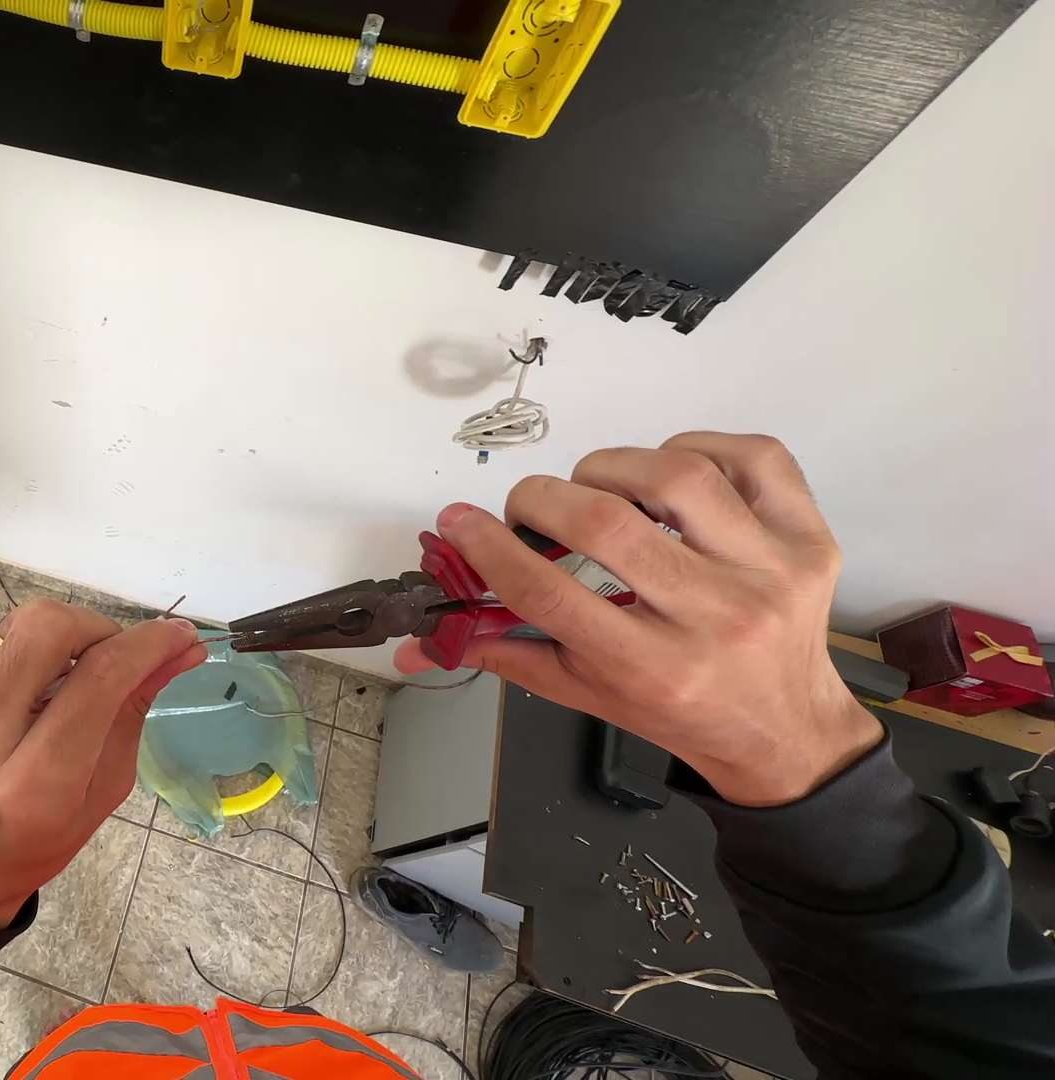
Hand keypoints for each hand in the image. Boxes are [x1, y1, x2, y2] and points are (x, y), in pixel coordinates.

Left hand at [0, 600, 204, 927]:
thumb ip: (135, 710)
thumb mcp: (105, 790)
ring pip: (20, 624)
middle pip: (44, 628)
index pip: (97, 681)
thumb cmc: (40, 840)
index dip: (146, 645)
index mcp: (33, 784)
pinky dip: (29, 654)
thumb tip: (180, 649)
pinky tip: (32, 692)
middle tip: (114, 654)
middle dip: (96, 625)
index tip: (178, 635)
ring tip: (71, 678)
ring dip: (64, 638)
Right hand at [395, 432, 880, 806]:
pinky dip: (692, 446)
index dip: (490, 548)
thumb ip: (496, 653)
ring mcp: (771, 570)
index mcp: (648, 665)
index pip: (548, 594)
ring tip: (592, 489)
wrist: (784, 729)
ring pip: (675, 477)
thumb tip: (410, 648)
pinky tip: (662, 473)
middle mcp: (714, 616)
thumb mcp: (576, 690)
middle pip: (605, 526)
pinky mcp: (810, 537)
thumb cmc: (669, 708)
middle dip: (539, 500)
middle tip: (526, 510)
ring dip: (607, 468)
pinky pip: (752, 456)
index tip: (456, 521)